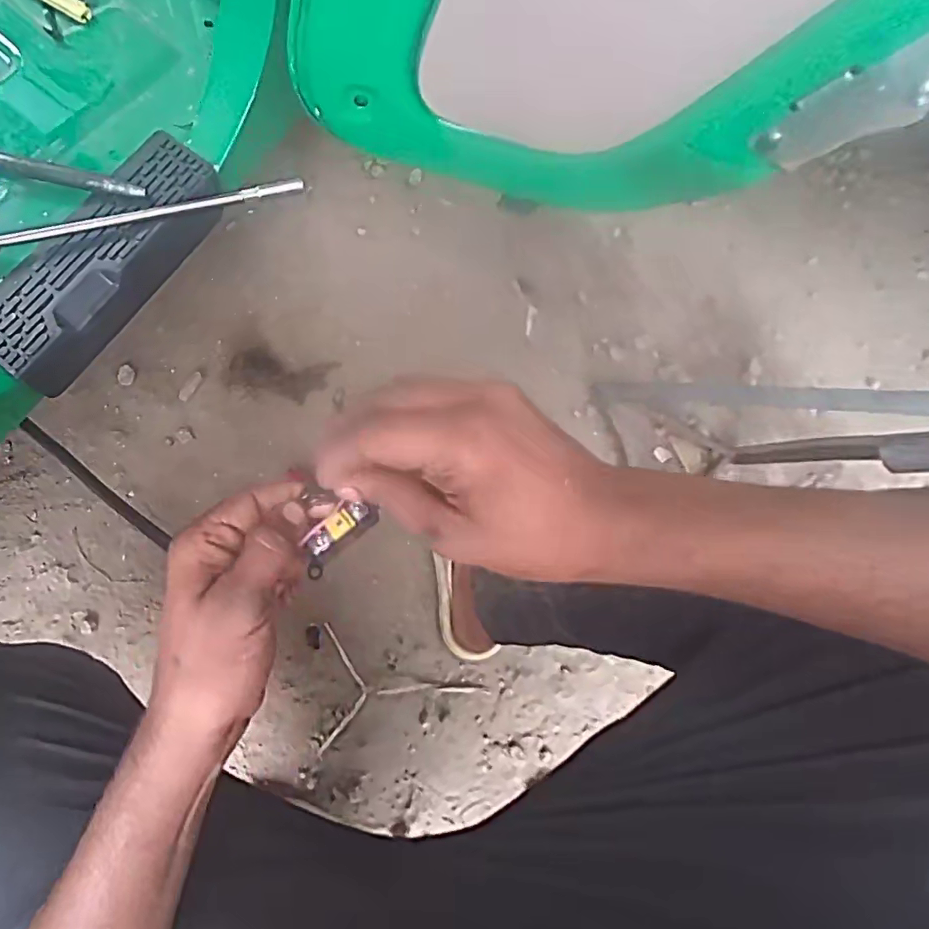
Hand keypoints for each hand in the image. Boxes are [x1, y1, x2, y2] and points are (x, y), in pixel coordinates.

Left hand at [149, 480, 307, 754]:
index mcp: (201, 546)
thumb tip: (292, 509)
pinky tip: (294, 586)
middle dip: (296, 524)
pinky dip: (288, 573)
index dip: (289, 496)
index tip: (327, 497)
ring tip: (307, 565)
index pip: (250, 502)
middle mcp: (211, 555)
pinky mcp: (241, 599)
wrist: (199, 722)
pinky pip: (270, 571)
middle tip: (330, 530)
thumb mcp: (241, 601)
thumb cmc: (209, 668)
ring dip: (294, 551)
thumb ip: (267, 551)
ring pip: (270, 546)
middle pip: (262, 521)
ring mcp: (226, 578)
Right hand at [315, 379, 635, 582]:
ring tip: (351, 454)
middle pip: (381, 401)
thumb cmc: (534, 541)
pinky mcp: (489, 389)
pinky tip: (388, 438)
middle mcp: (468, 398)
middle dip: (345, 432)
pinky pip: (424, 390)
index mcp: (461, 440)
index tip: (323, 481)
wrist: (605, 516)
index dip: (340, 454)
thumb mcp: (455, 535)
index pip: (375, 432)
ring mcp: (481, 387)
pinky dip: (395, 410)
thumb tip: (350, 479)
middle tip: (330, 468)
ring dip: (367, 417)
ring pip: (399, 388)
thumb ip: (396, 497)